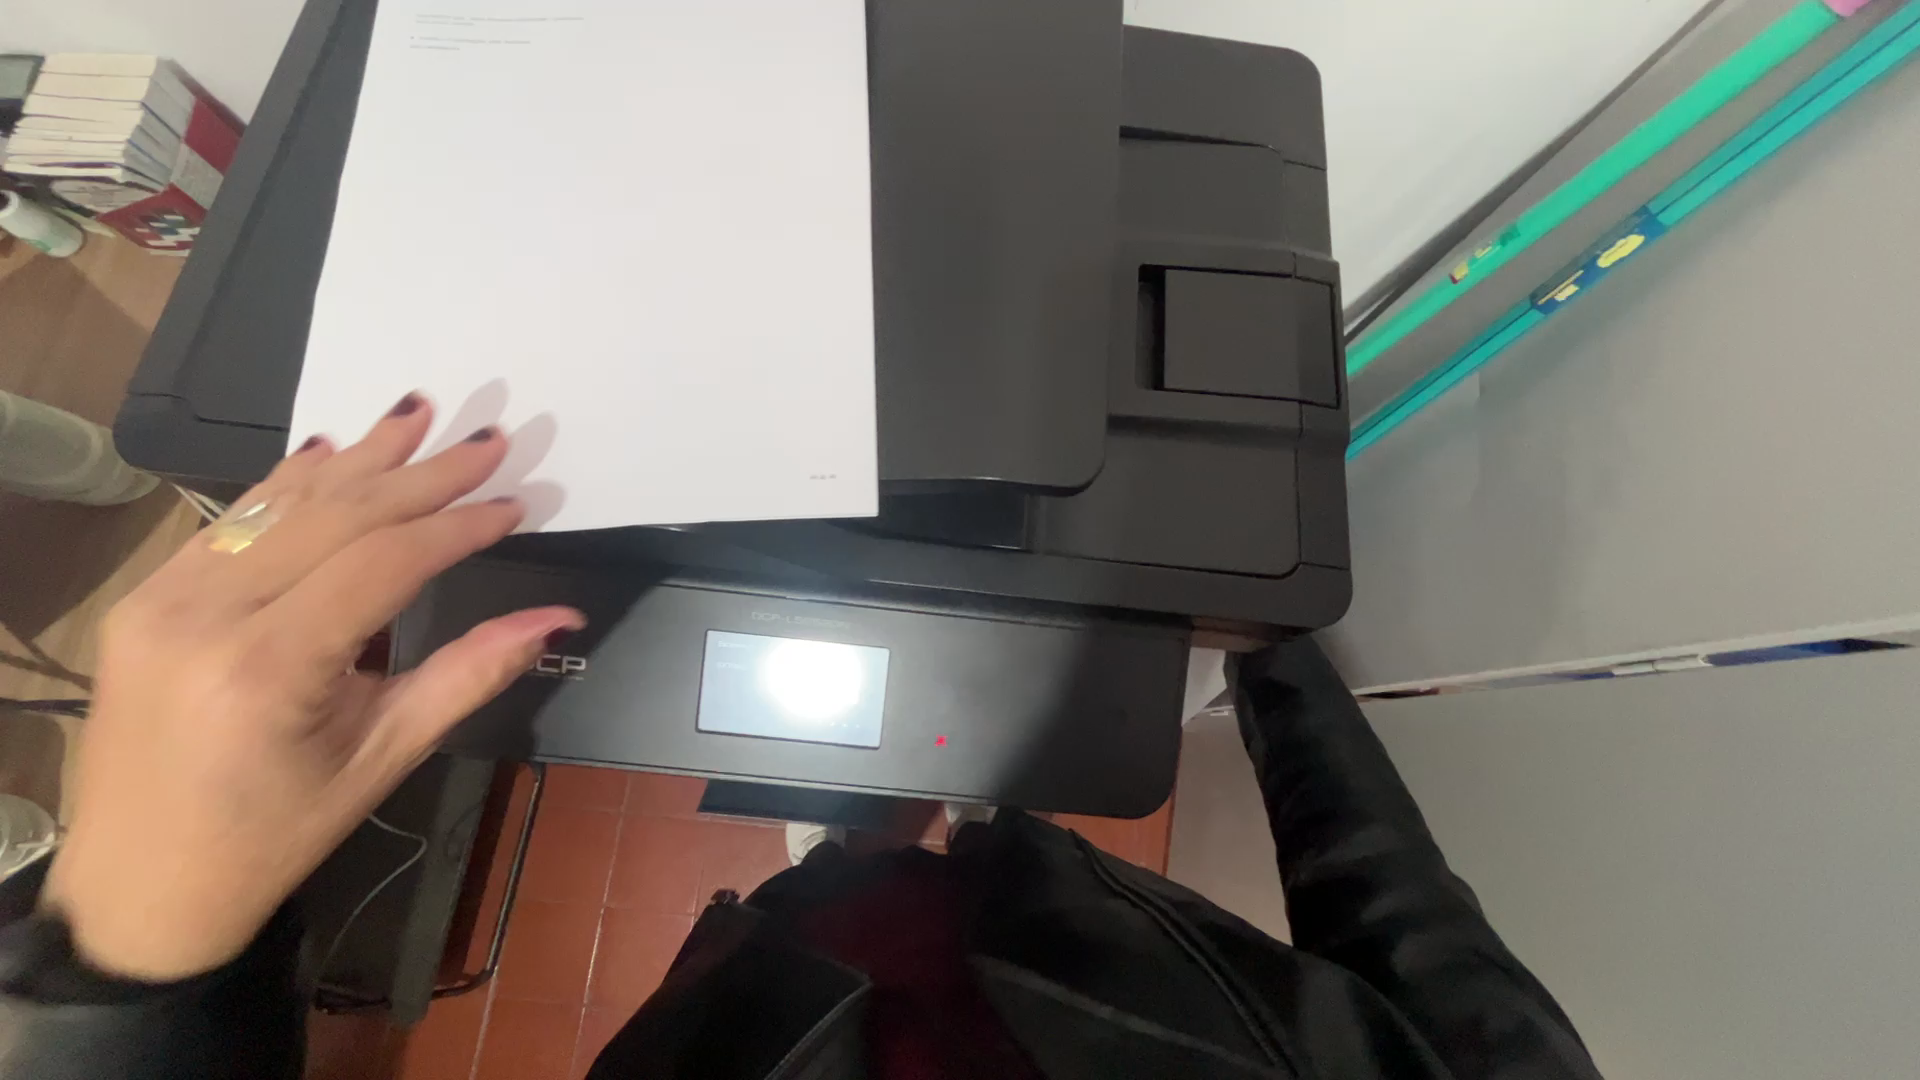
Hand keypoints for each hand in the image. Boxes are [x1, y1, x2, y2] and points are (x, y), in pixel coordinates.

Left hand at [41, 394, 584, 981]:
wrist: (141, 888)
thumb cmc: (279, 828)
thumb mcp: (389, 752)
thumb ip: (475, 671)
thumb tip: (560, 617)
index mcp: (268, 664)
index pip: (385, 561)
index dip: (458, 526)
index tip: (516, 503)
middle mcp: (203, 614)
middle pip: (337, 516)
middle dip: (423, 474)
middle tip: (489, 438)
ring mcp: (163, 599)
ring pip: (283, 505)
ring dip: (361, 456)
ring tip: (418, 411)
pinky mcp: (151, 598)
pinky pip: (236, 522)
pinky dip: (292, 481)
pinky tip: (330, 447)